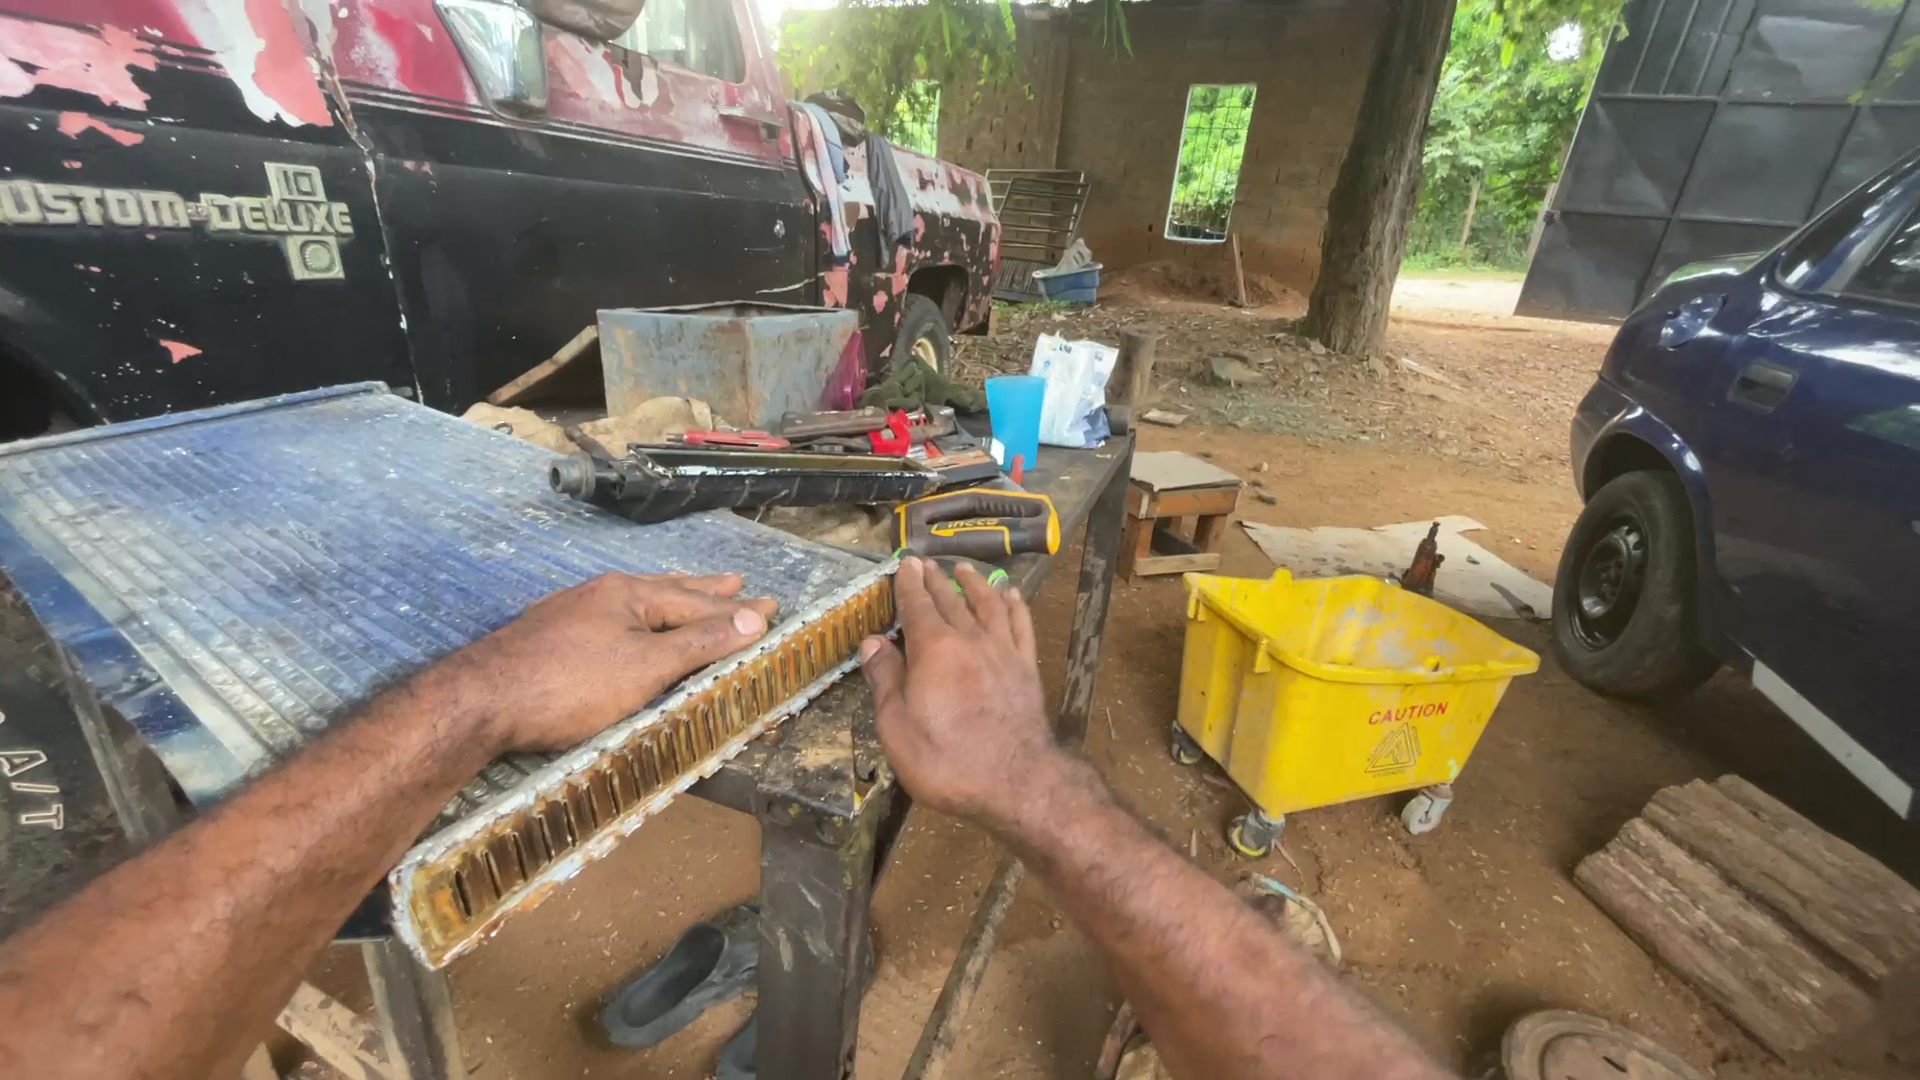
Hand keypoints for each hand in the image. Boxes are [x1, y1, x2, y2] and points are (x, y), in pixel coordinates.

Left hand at [433, 573, 777, 752]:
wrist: (472, 704)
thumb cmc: (569, 685)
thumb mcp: (645, 667)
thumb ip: (700, 643)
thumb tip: (754, 618)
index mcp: (628, 595)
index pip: (696, 602)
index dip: (736, 608)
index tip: (771, 605)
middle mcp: (601, 594)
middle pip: (666, 590)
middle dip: (706, 591)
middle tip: (737, 581)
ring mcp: (571, 613)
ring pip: (635, 602)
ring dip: (671, 600)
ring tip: (692, 592)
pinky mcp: (548, 637)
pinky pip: (611, 617)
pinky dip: (638, 618)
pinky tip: (629, 625)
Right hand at [859, 558, 1067, 828]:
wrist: (1017, 782)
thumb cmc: (946, 760)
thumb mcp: (897, 728)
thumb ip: (885, 680)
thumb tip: (872, 641)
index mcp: (933, 650)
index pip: (917, 606)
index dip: (909, 584)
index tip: (905, 564)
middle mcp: (969, 639)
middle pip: (950, 600)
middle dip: (935, 579)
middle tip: (926, 563)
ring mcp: (1003, 651)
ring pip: (988, 604)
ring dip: (975, 583)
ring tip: (965, 569)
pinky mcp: (1027, 667)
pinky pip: (1021, 625)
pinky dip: (1015, 606)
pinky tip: (1011, 595)